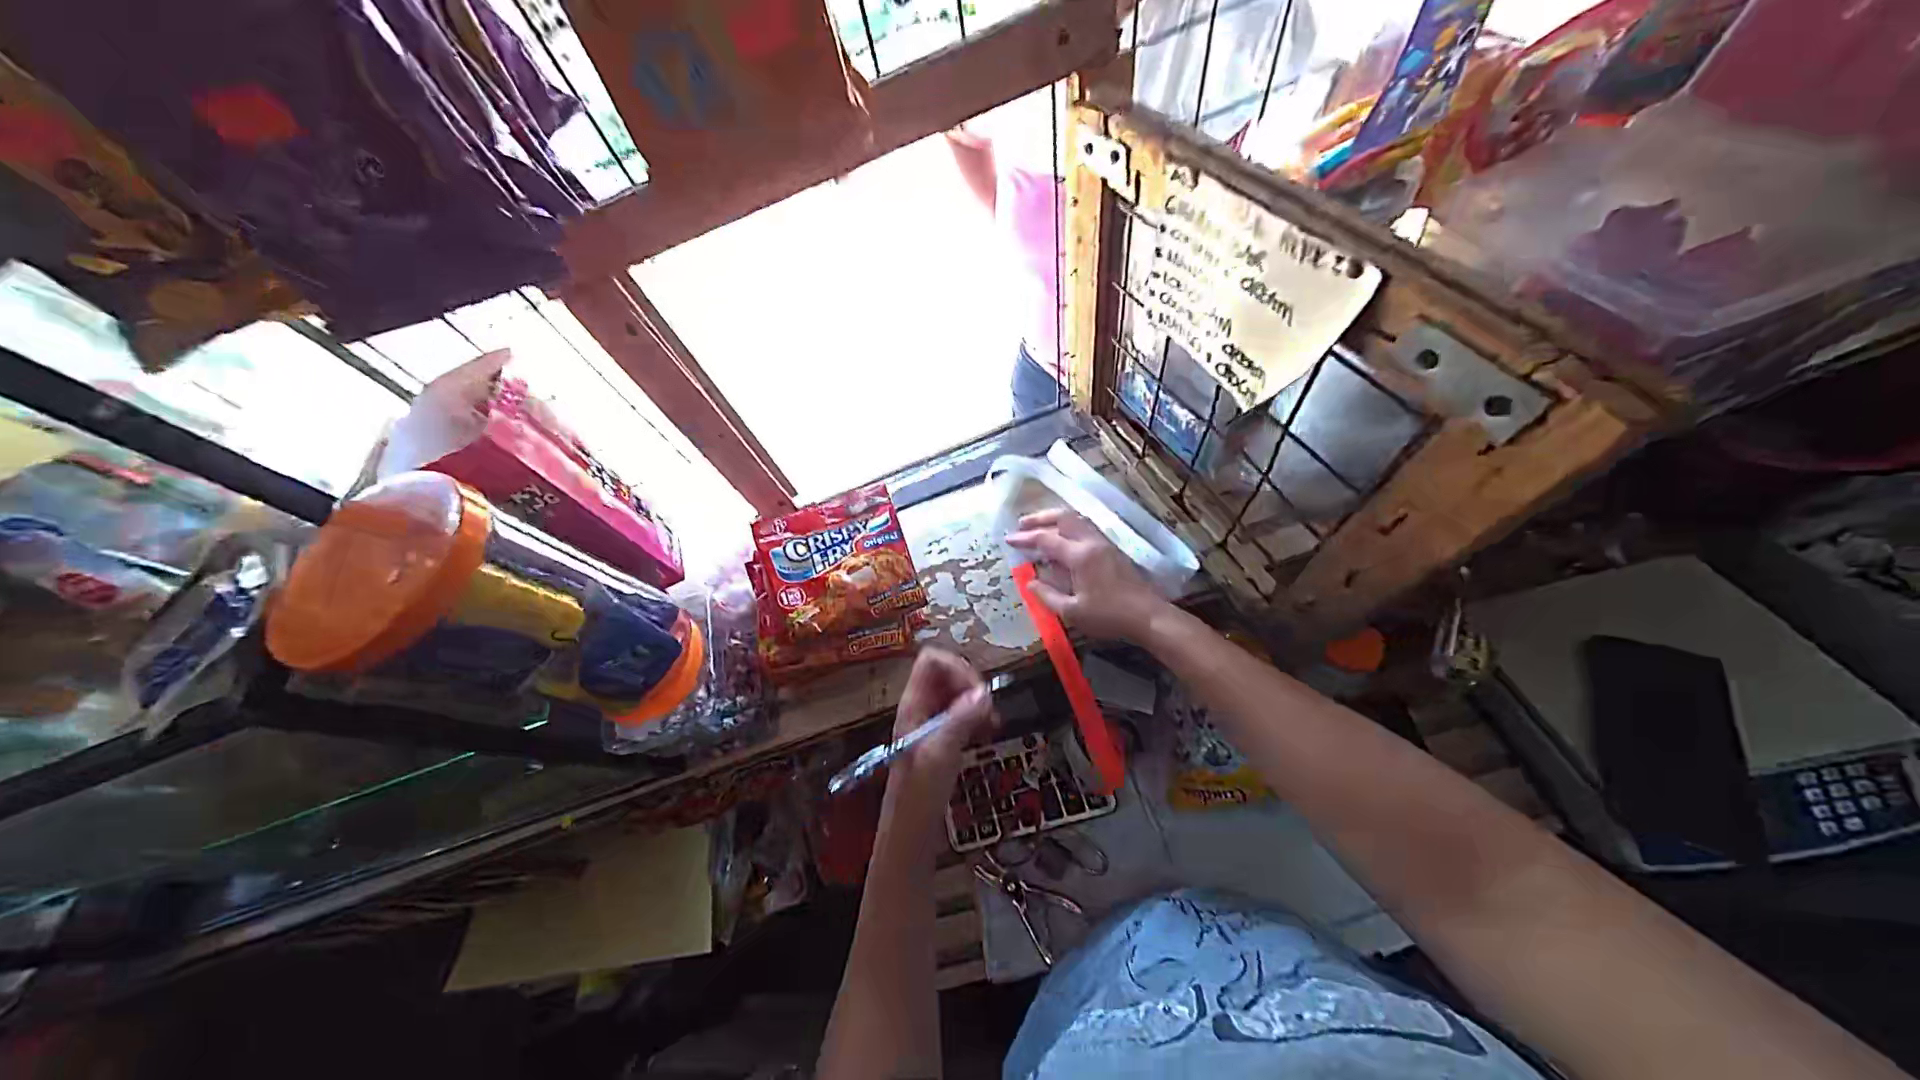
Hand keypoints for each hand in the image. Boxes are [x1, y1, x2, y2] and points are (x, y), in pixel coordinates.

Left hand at [890, 648, 995, 792]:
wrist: (910, 834)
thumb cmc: (919, 796)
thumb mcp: (941, 754)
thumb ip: (961, 719)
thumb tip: (985, 692)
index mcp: (913, 704)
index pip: (932, 661)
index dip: (957, 667)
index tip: (979, 692)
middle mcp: (920, 708)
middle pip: (947, 673)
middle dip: (972, 685)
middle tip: (989, 711)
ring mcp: (930, 723)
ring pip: (957, 693)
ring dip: (978, 702)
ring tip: (992, 723)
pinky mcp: (942, 739)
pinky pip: (962, 714)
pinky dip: (978, 718)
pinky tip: (987, 734)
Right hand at [1005, 508, 1169, 641]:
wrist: (1148, 616)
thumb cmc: (1109, 616)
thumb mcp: (1072, 612)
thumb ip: (1047, 595)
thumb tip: (1029, 582)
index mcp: (1080, 555)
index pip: (1046, 539)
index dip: (1025, 538)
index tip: (1008, 540)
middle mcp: (1091, 542)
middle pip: (1063, 517)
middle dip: (1040, 518)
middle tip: (1021, 525)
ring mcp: (1104, 543)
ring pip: (1077, 519)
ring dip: (1056, 519)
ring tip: (1040, 528)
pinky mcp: (1112, 550)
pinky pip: (1086, 528)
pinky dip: (1069, 527)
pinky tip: (1063, 540)